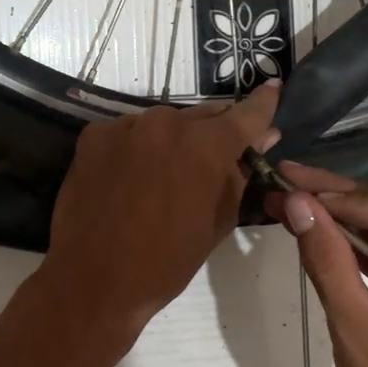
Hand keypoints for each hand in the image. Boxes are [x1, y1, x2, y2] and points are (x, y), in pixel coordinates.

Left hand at [35, 82, 281, 338]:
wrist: (94, 279)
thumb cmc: (167, 260)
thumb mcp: (218, 221)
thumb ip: (239, 173)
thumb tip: (262, 138)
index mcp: (206, 145)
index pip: (246, 114)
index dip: (263, 103)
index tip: (273, 87)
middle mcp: (167, 122)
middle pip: (202, 117)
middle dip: (213, 134)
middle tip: (216, 157)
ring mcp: (127, 125)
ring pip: (163, 125)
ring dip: (172, 142)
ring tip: (165, 177)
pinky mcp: (95, 134)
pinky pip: (128, 134)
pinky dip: (136, 148)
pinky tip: (131, 178)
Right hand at [269, 166, 367, 366]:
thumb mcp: (358, 331)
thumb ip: (328, 260)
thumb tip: (295, 201)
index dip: (353, 195)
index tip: (300, 197)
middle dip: (341, 198)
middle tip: (283, 183)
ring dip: (344, 218)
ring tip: (287, 204)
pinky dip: (359, 244)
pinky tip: (317, 233)